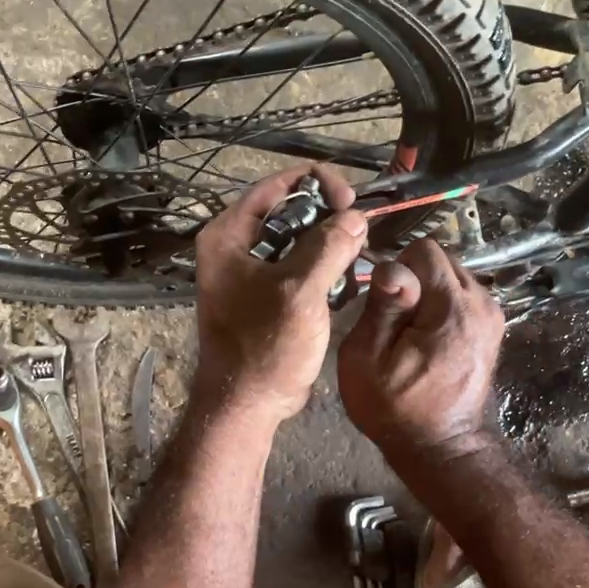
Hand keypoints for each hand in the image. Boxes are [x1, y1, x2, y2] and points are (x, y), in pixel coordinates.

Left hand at [192, 166, 367, 424]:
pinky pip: (302, 267)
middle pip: (291, 210)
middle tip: (359, 236)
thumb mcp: (300, 292)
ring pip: (300, 240)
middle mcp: (235, 246)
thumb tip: (357, 216)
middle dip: (329, 218)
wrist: (246, 403)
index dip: (318, 184)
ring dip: (331, 246)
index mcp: (229, 235)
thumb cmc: (264, 346)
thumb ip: (329, 247)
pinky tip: (343, 285)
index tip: (351, 203)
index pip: (277, 185)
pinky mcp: (269, 294)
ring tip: (354, 262)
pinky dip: (325, 270)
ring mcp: (251, 271)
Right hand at [338, 238, 505, 462]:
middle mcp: (482, 303)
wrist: (439, 447)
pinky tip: (426, 339)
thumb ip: (382, 307)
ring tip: (410, 333)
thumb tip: (391, 266)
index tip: (384, 305)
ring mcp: (492, 315)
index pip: (425, 250)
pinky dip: (441, 307)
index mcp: (452, 308)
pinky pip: (461, 296)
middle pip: (442, 260)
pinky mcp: (492, 328)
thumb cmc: (394, 408)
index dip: (397, 270)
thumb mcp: (367, 359)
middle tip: (395, 322)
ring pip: (452, 276)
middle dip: (414, 280)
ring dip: (427, 294)